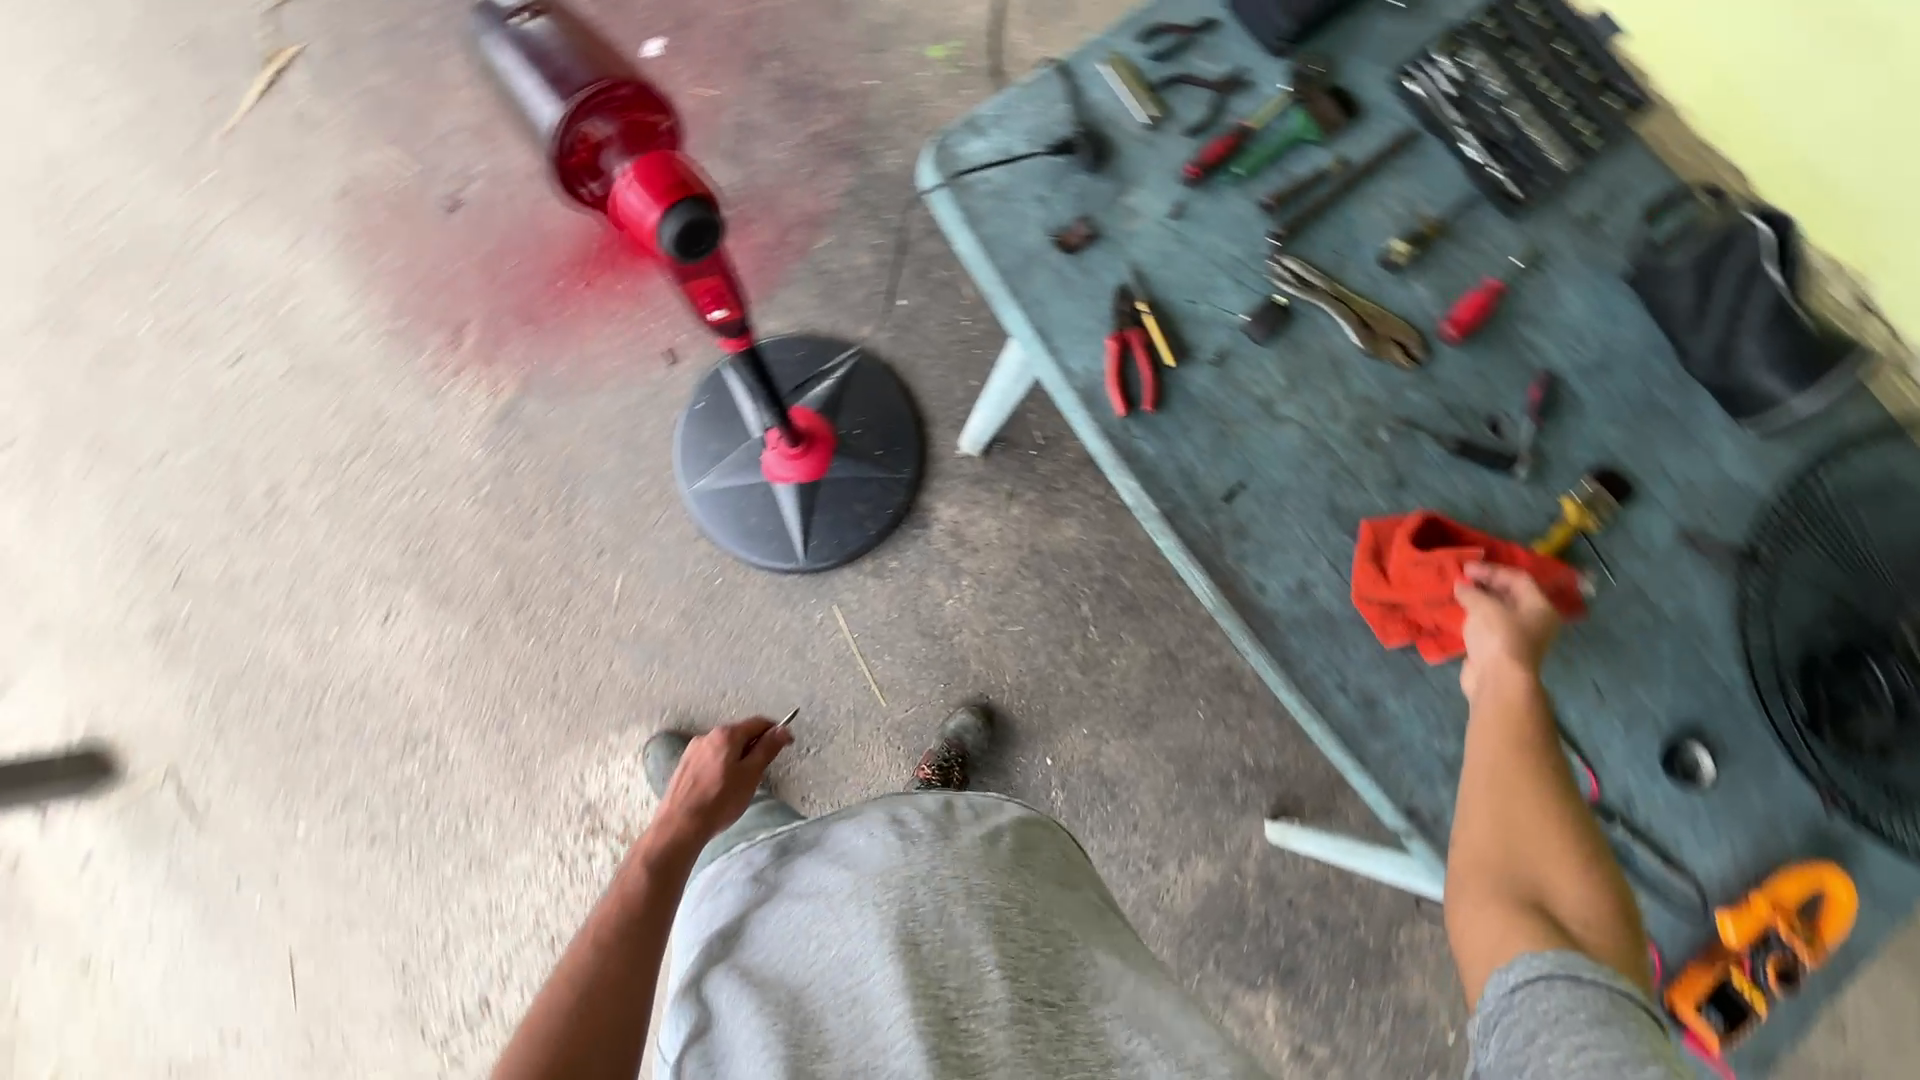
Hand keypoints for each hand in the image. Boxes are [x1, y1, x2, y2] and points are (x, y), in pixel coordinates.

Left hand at [650, 718, 792, 852]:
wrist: (679, 826)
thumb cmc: (720, 801)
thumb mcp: (751, 774)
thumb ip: (767, 748)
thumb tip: (782, 729)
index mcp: (726, 734)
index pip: (759, 722)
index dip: (776, 732)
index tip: (786, 746)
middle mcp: (707, 735)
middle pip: (740, 733)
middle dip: (755, 747)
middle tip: (760, 772)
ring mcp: (693, 750)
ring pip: (724, 747)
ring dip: (738, 757)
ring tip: (739, 783)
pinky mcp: (684, 765)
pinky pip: (710, 758)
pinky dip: (722, 765)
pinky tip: (720, 787)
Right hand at [1454, 561, 1560, 699]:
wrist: (1498, 680)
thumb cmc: (1499, 638)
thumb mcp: (1484, 608)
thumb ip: (1472, 592)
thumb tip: (1461, 586)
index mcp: (1540, 607)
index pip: (1518, 579)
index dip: (1492, 570)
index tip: (1466, 568)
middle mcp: (1534, 620)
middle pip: (1510, 594)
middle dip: (1485, 584)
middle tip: (1461, 578)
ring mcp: (1518, 636)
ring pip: (1498, 610)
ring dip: (1478, 600)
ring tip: (1458, 593)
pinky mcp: (1501, 648)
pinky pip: (1488, 625)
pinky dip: (1475, 616)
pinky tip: (1460, 612)